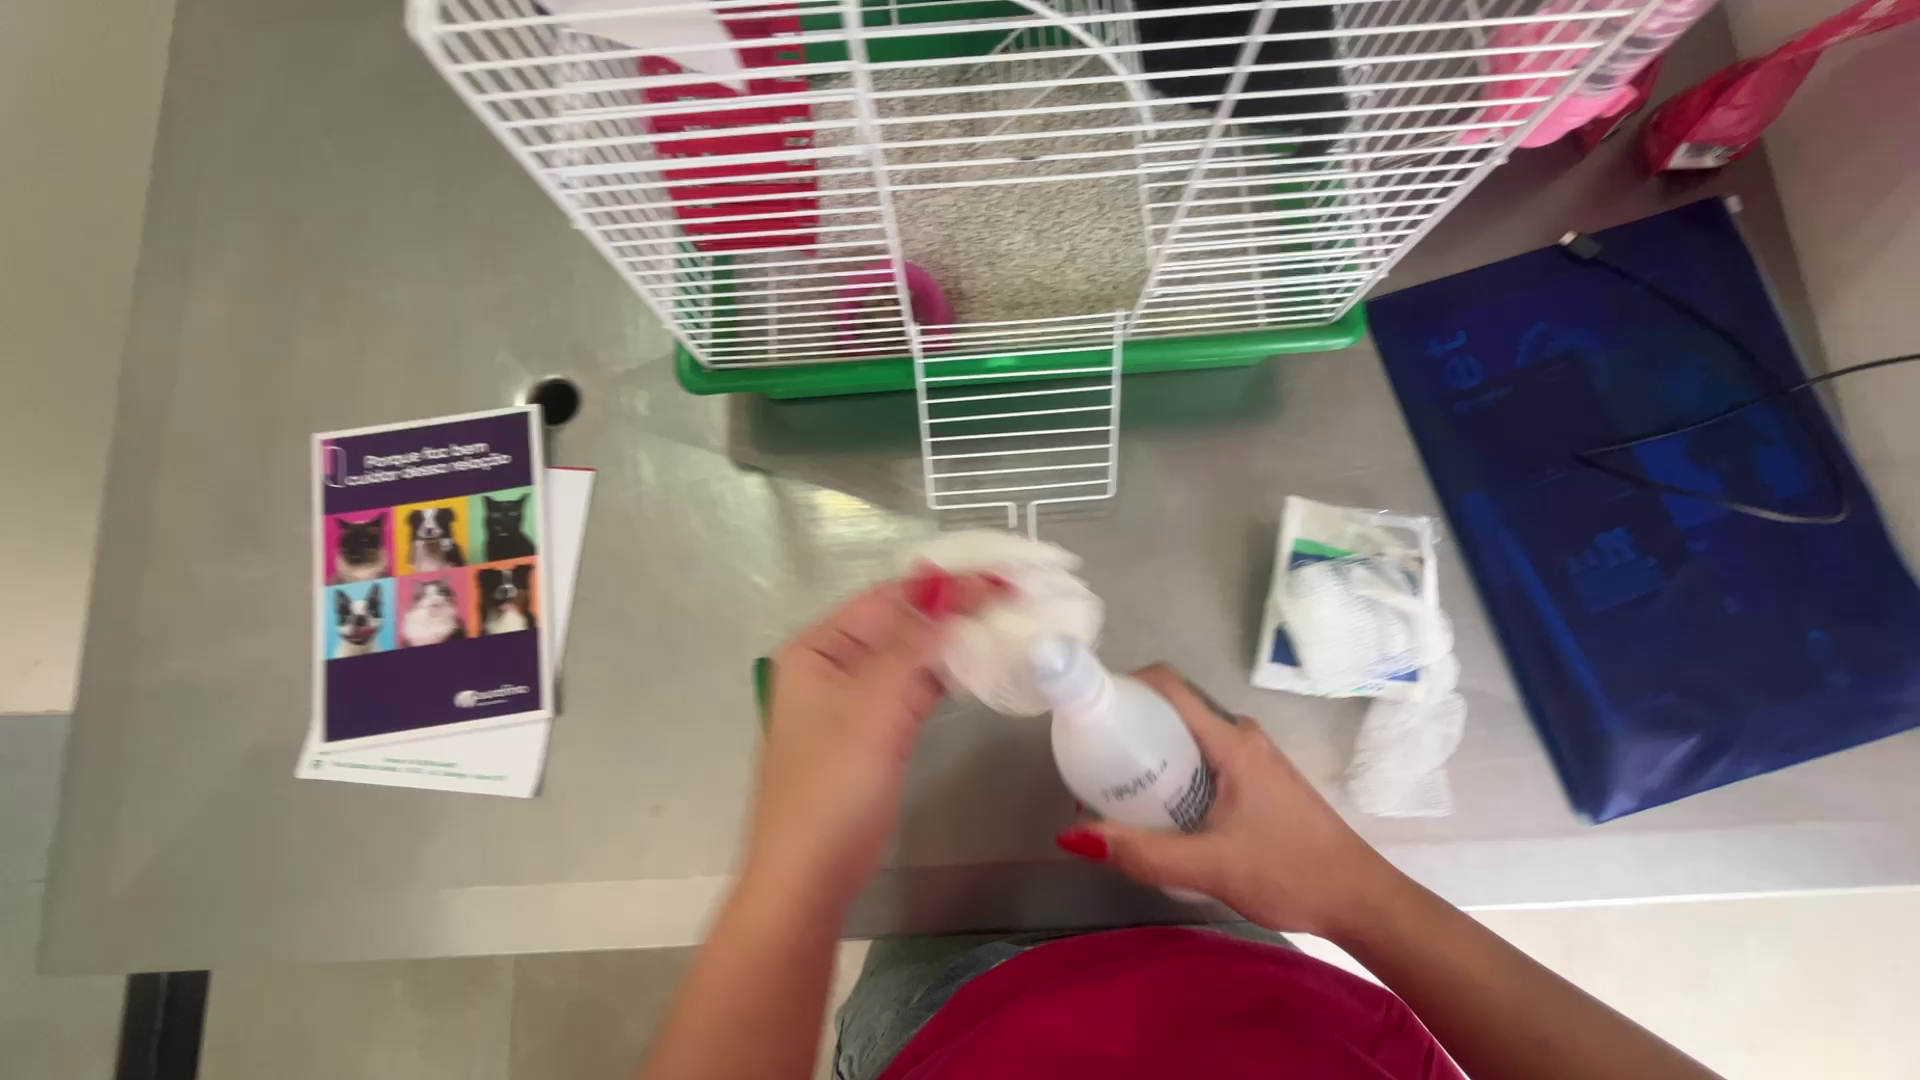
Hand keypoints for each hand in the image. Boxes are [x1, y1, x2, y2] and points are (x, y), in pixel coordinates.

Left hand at [742, 568, 1003, 907]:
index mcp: (818, 646)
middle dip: (954, 609)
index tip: (1002, 577)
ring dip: (955, 641)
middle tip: (1017, 597)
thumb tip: (944, 578)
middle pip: (901, 623)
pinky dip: (947, 674)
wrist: (812, 877)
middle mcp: (833, 664)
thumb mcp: (874, 702)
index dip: (944, 585)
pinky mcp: (876, 729)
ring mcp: (855, 698)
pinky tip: (983, 663)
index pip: (888, 598)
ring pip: (912, 654)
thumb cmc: (834, 784)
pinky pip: (915, 687)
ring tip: (1011, 622)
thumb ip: (914, 638)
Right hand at [1055, 664, 1403, 937]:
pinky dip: (1173, 769)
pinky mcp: (1257, 780)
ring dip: (1151, 751)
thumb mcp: (1210, 868)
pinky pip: (1202, 757)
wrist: (1363, 901)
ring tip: (1117, 785)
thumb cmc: (1290, 872)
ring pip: (1188, 737)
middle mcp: (1241, 737)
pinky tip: (1159, 807)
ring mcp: (1252, 757)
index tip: (1091, 709)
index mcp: (1231, 741)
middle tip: (1095, 758)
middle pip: (1173, 710)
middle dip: (1130, 725)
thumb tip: (1075, 835)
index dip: (1125, 684)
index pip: (1169, 686)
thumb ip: (1144, 853)